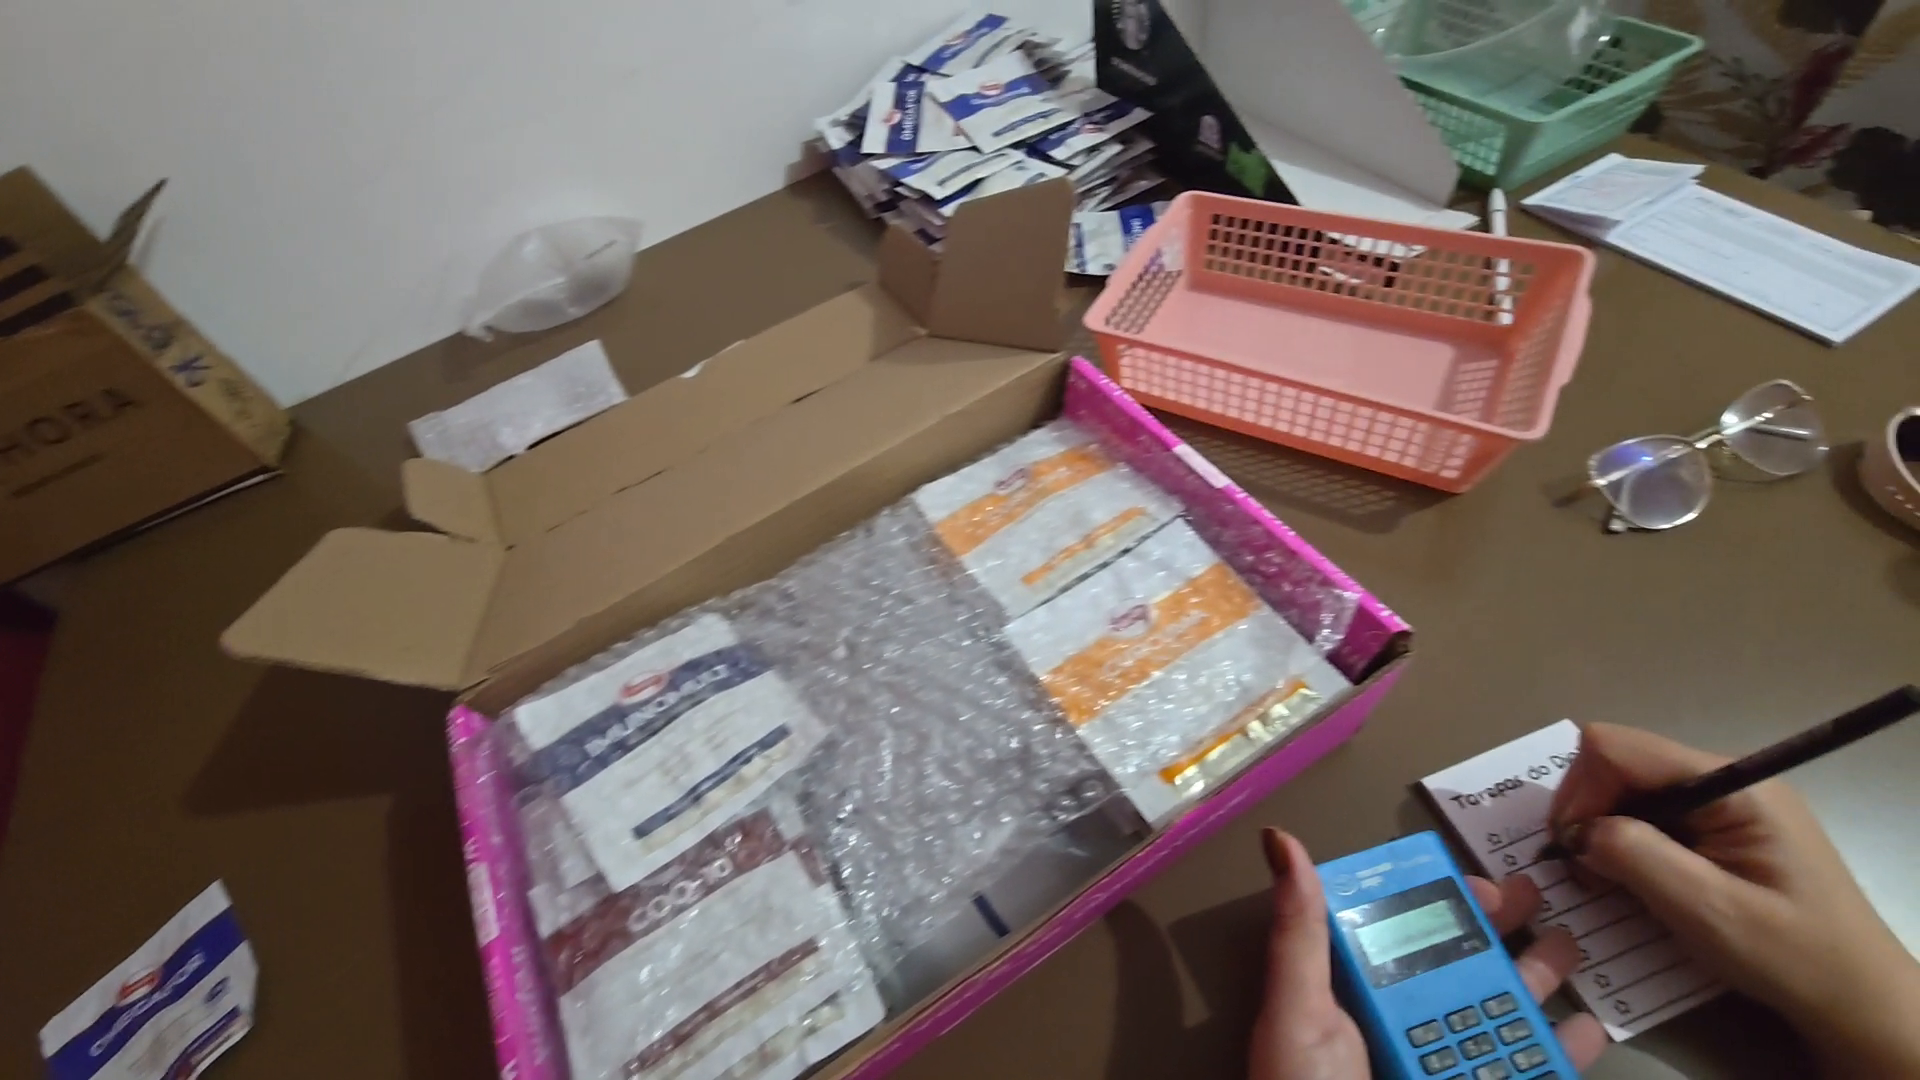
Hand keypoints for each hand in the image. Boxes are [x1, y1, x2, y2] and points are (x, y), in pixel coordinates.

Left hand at [1248, 829, 1605, 1079]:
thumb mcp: (1297, 1011)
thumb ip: (1299, 930)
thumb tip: (1279, 837)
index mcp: (1348, 993)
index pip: (1393, 932)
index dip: (1432, 901)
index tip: (1475, 880)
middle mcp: (1396, 1025)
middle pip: (1452, 967)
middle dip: (1494, 932)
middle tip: (1538, 896)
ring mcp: (1440, 1067)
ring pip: (1495, 1015)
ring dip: (1535, 981)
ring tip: (1572, 948)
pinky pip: (1523, 1072)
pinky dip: (1559, 1051)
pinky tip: (1590, 1028)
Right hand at [1549, 723, 1919, 1075]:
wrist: (1859, 1007)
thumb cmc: (1791, 958)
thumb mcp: (1707, 909)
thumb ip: (1634, 854)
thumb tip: (1575, 831)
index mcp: (1733, 785)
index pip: (1615, 748)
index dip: (1580, 789)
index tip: (1572, 844)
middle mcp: (1722, 778)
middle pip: (1614, 762)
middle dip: (1584, 809)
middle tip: (1582, 866)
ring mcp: (1717, 799)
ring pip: (1620, 786)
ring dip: (1597, 826)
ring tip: (1601, 874)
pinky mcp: (1709, 822)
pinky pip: (1638, 808)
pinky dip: (1615, 837)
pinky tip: (1624, 871)